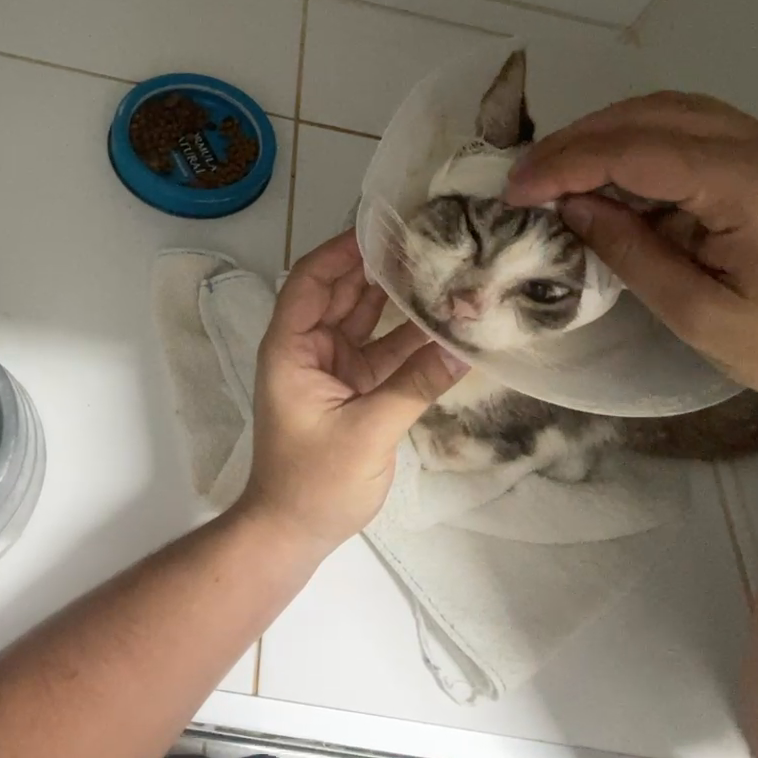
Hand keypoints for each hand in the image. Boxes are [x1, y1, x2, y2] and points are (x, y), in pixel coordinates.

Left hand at [236, 231, 467, 551]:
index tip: (382, 227)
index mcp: (291, 347)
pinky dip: (407, 338)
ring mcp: (331, 367)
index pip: (311, 280)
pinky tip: (443, 321)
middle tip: (423, 239)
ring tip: (439, 269)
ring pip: (365, 319)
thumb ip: (415, 386)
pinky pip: (382, 351)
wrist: (294, 530)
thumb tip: (465, 346)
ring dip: (396, 298)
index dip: (342, 250)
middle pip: (341, 293)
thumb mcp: (366, 432)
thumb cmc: (314, 480)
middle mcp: (308, 347)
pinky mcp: (353, 388)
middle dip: (377, 267)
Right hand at [505, 93, 757, 437]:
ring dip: (611, 136)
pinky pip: (704, 134)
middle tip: (526, 178)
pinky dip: (649, 147)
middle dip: (578, 140)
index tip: (512, 192)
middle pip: (652, 113)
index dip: (564, 165)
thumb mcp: (703, 316)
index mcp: (754, 184)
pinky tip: (622, 181)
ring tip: (561, 175)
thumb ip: (631, 252)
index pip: (634, 150)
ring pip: (678, 113)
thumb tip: (573, 207)